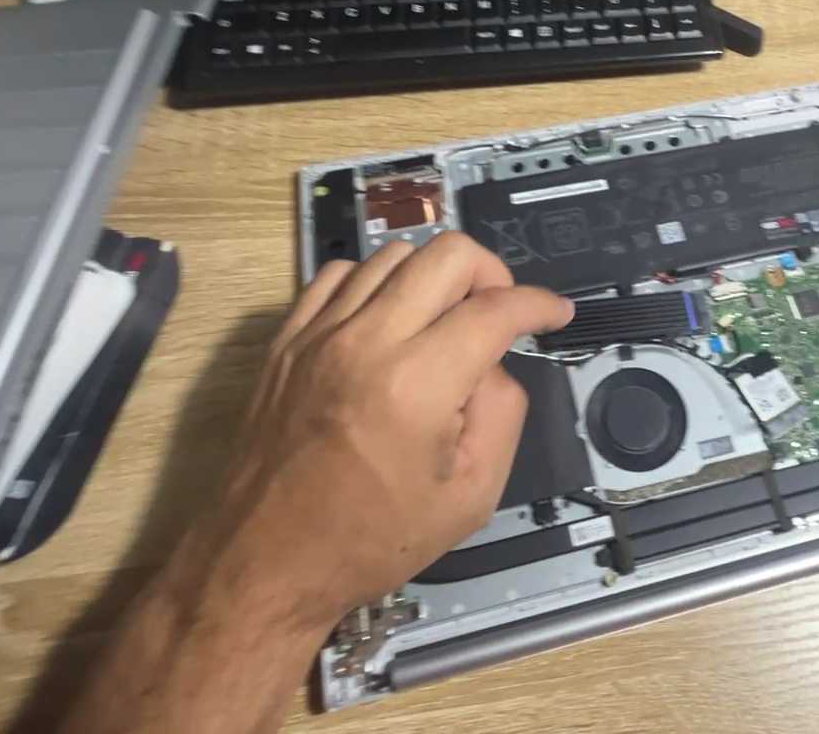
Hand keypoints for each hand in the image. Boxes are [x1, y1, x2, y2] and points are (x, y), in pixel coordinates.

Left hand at [62, 232, 572, 733]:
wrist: (264, 564)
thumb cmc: (370, 539)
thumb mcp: (471, 496)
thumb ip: (503, 412)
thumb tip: (493, 361)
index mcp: (416, 385)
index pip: (495, 309)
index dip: (538, 304)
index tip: (554, 313)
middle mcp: (366, 342)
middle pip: (448, 254)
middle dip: (491, 273)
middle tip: (497, 313)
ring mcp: (319, 333)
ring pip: (395, 254)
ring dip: (434, 278)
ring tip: (442, 321)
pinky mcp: (288, 338)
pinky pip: (340, 273)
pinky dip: (377, 283)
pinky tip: (386, 320)